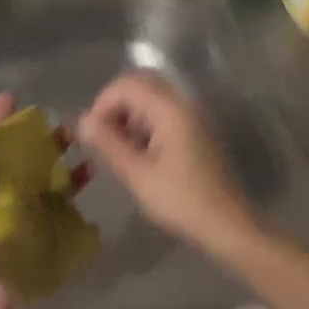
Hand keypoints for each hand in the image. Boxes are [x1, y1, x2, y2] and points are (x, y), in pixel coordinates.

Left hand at [0, 93, 89, 308]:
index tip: (10, 99)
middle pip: (20, 173)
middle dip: (41, 152)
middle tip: (69, 132)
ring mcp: (11, 234)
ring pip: (40, 200)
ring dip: (61, 183)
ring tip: (88, 165)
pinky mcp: (26, 259)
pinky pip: (51, 238)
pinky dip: (70, 226)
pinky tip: (90, 213)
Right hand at [78, 71, 256, 249]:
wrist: (225, 223)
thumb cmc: (180, 199)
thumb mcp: (137, 173)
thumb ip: (109, 143)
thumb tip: (83, 121)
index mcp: (171, 109)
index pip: (127, 85)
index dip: (102, 103)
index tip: (90, 134)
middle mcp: (184, 104)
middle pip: (141, 85)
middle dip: (114, 106)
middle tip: (101, 137)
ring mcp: (193, 117)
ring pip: (152, 99)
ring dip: (129, 116)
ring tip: (116, 149)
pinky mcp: (196, 132)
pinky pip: (164, 114)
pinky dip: (144, 125)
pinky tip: (137, 153)